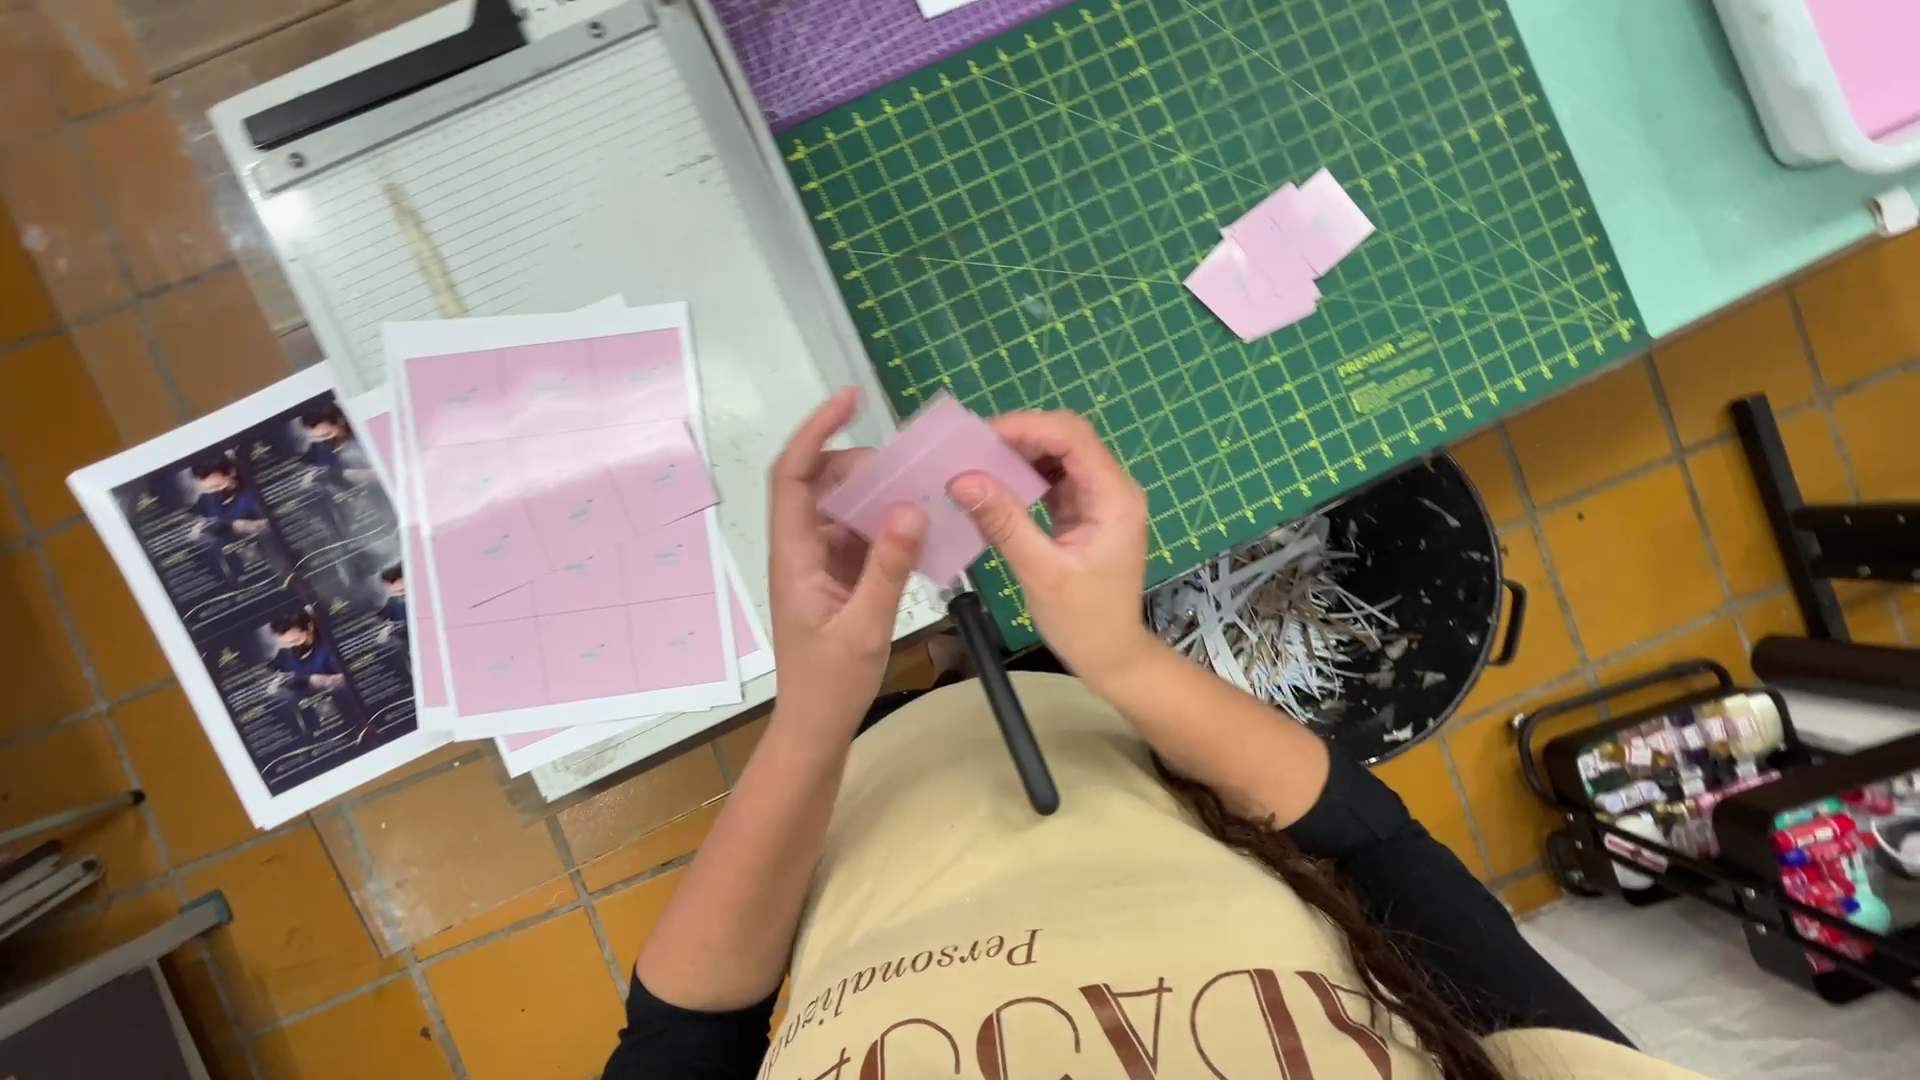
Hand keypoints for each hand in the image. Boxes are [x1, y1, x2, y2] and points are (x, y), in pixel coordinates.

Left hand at [767, 389, 926, 724]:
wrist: (817, 723)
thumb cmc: (830, 682)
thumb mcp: (865, 626)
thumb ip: (888, 568)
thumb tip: (910, 508)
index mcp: (795, 554)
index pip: (794, 476)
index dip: (816, 431)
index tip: (850, 400)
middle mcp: (803, 548)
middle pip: (821, 484)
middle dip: (861, 466)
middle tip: (909, 467)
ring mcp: (821, 563)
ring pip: (845, 509)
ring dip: (878, 497)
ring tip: (920, 492)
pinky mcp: (839, 577)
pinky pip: (862, 536)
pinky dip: (888, 527)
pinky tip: (919, 530)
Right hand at [949, 410, 1155, 688]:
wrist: (1111, 655)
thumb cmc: (1083, 620)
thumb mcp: (1040, 572)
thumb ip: (1004, 522)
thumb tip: (962, 480)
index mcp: (1114, 498)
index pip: (1072, 438)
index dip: (1027, 427)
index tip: (980, 437)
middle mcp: (1113, 489)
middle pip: (1066, 439)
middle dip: (1019, 437)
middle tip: (970, 450)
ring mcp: (1099, 499)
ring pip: (1058, 456)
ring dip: (1018, 455)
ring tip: (976, 464)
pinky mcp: (1085, 512)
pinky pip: (1053, 480)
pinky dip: (1023, 478)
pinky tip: (994, 486)